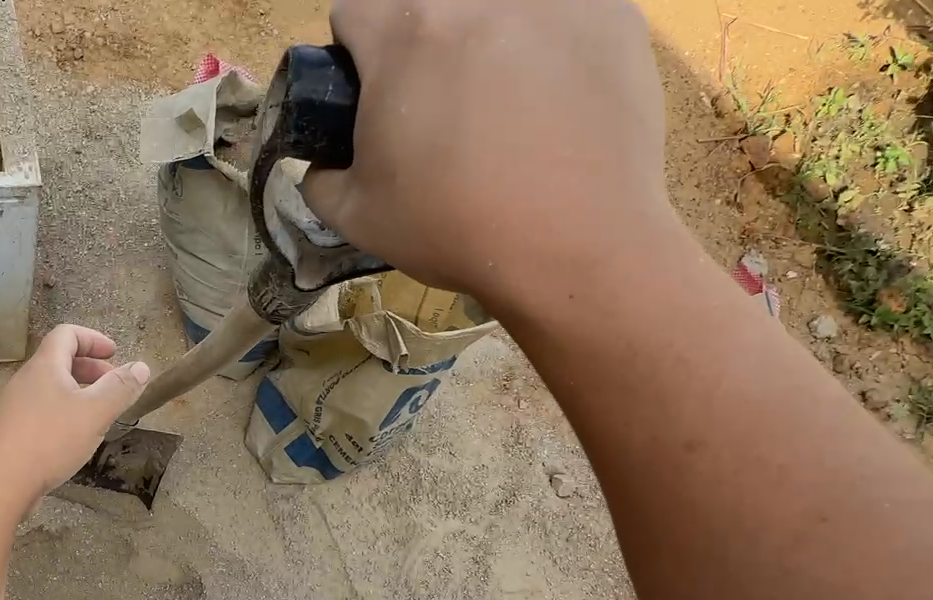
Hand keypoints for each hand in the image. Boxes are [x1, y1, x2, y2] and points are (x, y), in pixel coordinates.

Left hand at [0, 324, 149, 504]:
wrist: (1, 482)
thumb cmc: (50, 440)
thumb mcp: (95, 412)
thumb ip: (120, 388)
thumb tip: (141, 367)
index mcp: (45, 366)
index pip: (67, 335)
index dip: (93, 339)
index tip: (114, 353)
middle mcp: (26, 380)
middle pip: (58, 361)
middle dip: (90, 368)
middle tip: (113, 386)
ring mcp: (15, 406)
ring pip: (50, 388)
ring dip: (78, 393)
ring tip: (98, 414)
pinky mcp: (11, 431)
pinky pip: (42, 411)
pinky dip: (63, 413)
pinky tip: (74, 438)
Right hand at [301, 0, 672, 308]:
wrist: (569, 243)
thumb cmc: (448, 228)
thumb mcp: (356, 218)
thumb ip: (320, 178)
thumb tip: (324, 163)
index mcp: (405, 35)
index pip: (355, 7)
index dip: (352, 51)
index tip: (368, 92)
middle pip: (427, 5)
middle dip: (419, 46)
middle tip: (433, 107)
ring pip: (494, 11)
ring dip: (482, 42)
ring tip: (497, 105)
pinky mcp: (612, 13)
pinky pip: (559, 15)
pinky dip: (545, 46)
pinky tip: (552, 103)